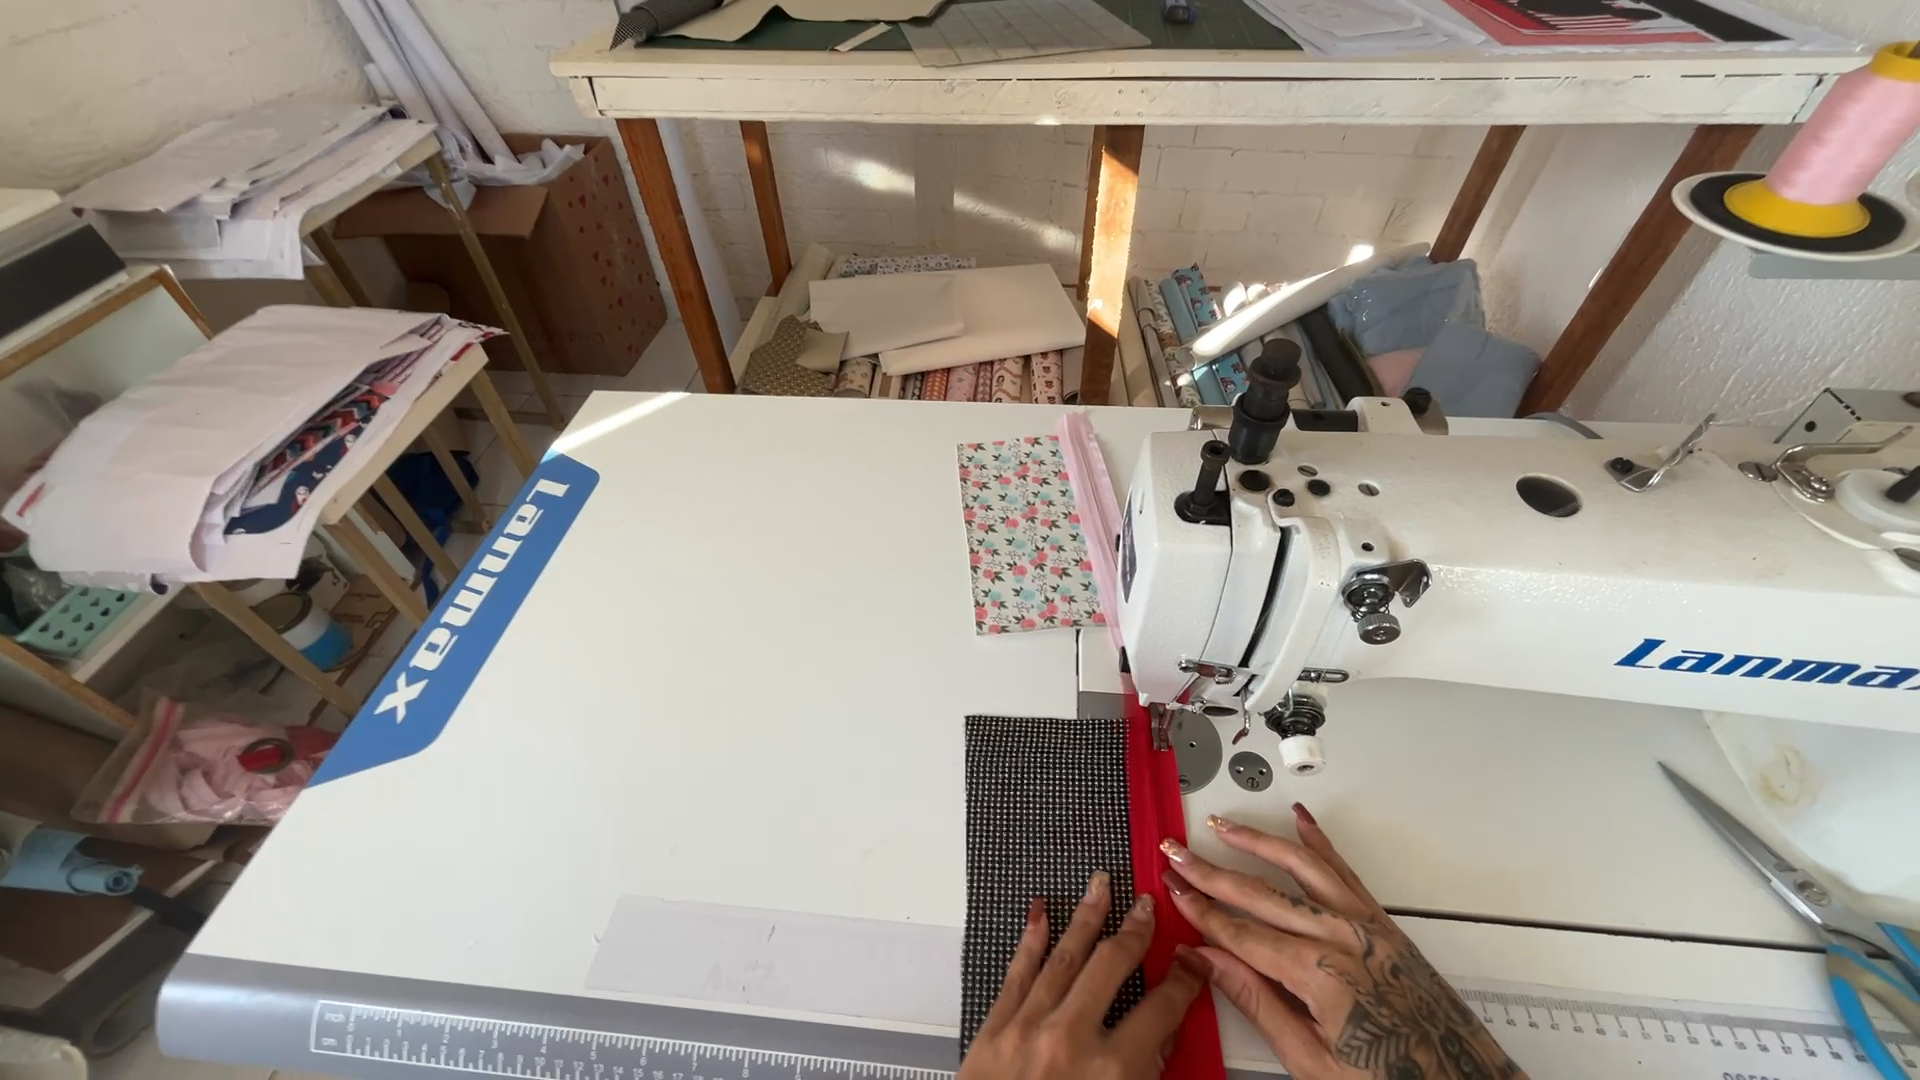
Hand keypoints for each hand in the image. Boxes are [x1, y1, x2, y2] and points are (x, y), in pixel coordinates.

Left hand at [959, 870, 1207, 1079]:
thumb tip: (1160, 1044)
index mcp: (1112, 1072)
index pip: (1162, 1010)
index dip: (1183, 981)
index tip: (1193, 960)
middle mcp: (1071, 1038)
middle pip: (1112, 966)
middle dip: (1133, 931)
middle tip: (1147, 904)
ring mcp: (1028, 1028)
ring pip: (1064, 957)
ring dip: (1085, 917)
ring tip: (1099, 885)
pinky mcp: (995, 1029)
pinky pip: (1017, 973)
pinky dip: (1030, 940)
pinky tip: (1039, 913)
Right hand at [1161, 804, 1527, 1079]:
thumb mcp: (1311, 1060)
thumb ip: (1255, 1001)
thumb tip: (1204, 959)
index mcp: (1319, 973)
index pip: (1239, 932)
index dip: (1200, 910)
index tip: (1171, 889)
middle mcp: (1340, 936)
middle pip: (1258, 892)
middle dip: (1210, 870)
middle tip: (1175, 852)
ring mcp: (1363, 923)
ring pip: (1298, 866)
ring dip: (1255, 841)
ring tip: (1223, 824)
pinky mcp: (1381, 922)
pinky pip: (1343, 871)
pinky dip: (1318, 843)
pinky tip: (1299, 820)